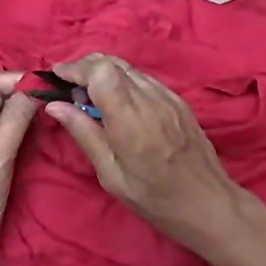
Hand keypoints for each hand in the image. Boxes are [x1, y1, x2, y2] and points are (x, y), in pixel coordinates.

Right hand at [44, 54, 251, 250]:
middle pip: (112, 62)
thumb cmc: (156, 199)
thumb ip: (84, 134)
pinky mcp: (177, 99)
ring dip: (104, 72)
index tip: (57, 76)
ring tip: (90, 95)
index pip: (101, 71)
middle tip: (69, 87)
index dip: (76, 67)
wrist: (210, 204)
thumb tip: (55, 106)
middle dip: (85, 66)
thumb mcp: (112, 175)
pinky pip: (144, 79)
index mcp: (130, 119)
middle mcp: (149, 99)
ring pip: (128, 68)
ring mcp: (167, 96)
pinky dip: (124, 81)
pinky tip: (118, 103)